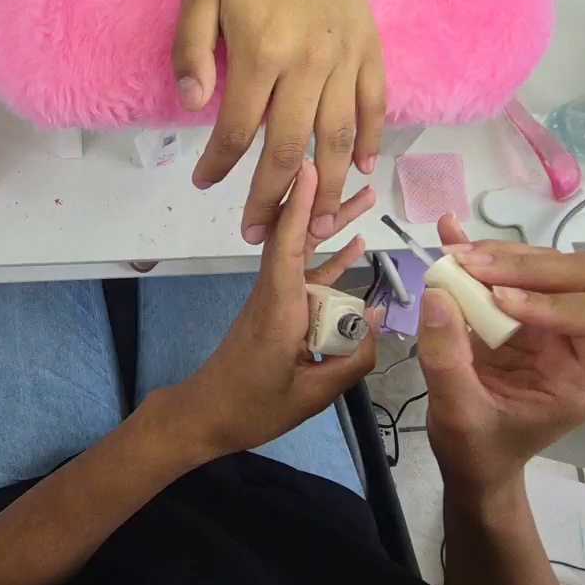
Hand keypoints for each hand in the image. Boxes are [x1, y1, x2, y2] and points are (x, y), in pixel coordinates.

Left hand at [164, 162, 384, 460]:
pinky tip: (356, 250)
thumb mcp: (311, 395)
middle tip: (365, 183)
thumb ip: (350, 359)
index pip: (287, 247)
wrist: (207, 415)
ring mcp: (276, 300)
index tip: (310, 170)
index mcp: (278, 310)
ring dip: (333, 229)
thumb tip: (377, 317)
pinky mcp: (279, 311)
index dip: (299, 207)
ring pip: (305, 255)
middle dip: (328, 208)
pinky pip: (307, 278)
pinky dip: (330, 262)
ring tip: (368, 203)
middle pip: (299, 240)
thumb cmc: (252, 407)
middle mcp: (275, 294)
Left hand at [174, 0, 386, 245]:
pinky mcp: (371, 49)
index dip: (219, 165)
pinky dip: (373, 140)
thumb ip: (190, 54)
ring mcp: (346, 58)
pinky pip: (377, 104)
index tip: (204, 183)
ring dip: (327, 186)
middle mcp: (309, 64)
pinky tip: (362, 170)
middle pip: (290, 147)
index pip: (238, 130)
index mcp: (262, 53)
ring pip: (339, 136)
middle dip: (272, 197)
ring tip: (316, 221)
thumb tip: (192, 107)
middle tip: (260, 231)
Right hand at [418, 216, 584, 493]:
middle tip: (473, 268)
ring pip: (549, 265)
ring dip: (502, 257)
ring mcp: (550, 323)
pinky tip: (451, 231)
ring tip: (454, 261)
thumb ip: (446, 356)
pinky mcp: (519, 311)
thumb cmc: (476, 447)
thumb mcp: (456, 412)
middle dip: (528, 266)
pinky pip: (511, 270)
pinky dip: (483, 250)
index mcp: (583, 377)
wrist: (472, 458)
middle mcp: (577, 342)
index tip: (497, 302)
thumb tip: (437, 293)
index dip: (553, 299)